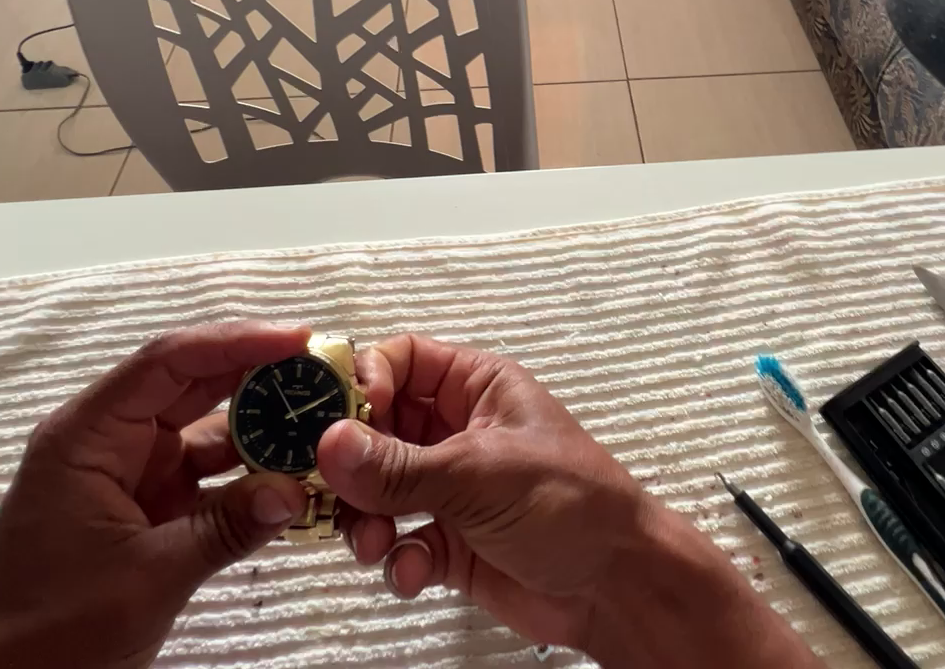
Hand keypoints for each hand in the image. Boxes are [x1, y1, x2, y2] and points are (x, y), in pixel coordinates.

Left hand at [0, 322, 313, 668]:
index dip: (238, 342)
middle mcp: (114, 437)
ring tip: (324, 415)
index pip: (169, 361)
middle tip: (328, 367)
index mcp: (89, 436)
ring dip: (267, 420)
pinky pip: (216, 465)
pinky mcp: (155, 499)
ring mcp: (136, 467)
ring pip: (213, 421)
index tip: (300, 340)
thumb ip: (226, 528)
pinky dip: (256, 465)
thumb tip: (298, 492)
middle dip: (263, 370)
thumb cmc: (48, 637)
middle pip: (197, 380)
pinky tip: (298, 467)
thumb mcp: (144, 580)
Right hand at [318, 335, 823, 667]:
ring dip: (365, 516)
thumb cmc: (572, 501)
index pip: (402, 360)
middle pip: (378, 426)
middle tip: (331, 493)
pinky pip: (395, 538)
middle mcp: (458, 428)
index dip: (365, 383)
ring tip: (374, 541)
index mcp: (477, 386)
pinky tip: (417, 569)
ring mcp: (450, 483)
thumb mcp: (482, 474)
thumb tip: (330, 443)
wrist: (613, 584)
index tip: (334, 424)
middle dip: (351, 463)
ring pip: (377, 486)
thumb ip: (402, 466)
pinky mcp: (447, 536)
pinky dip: (396, 557)